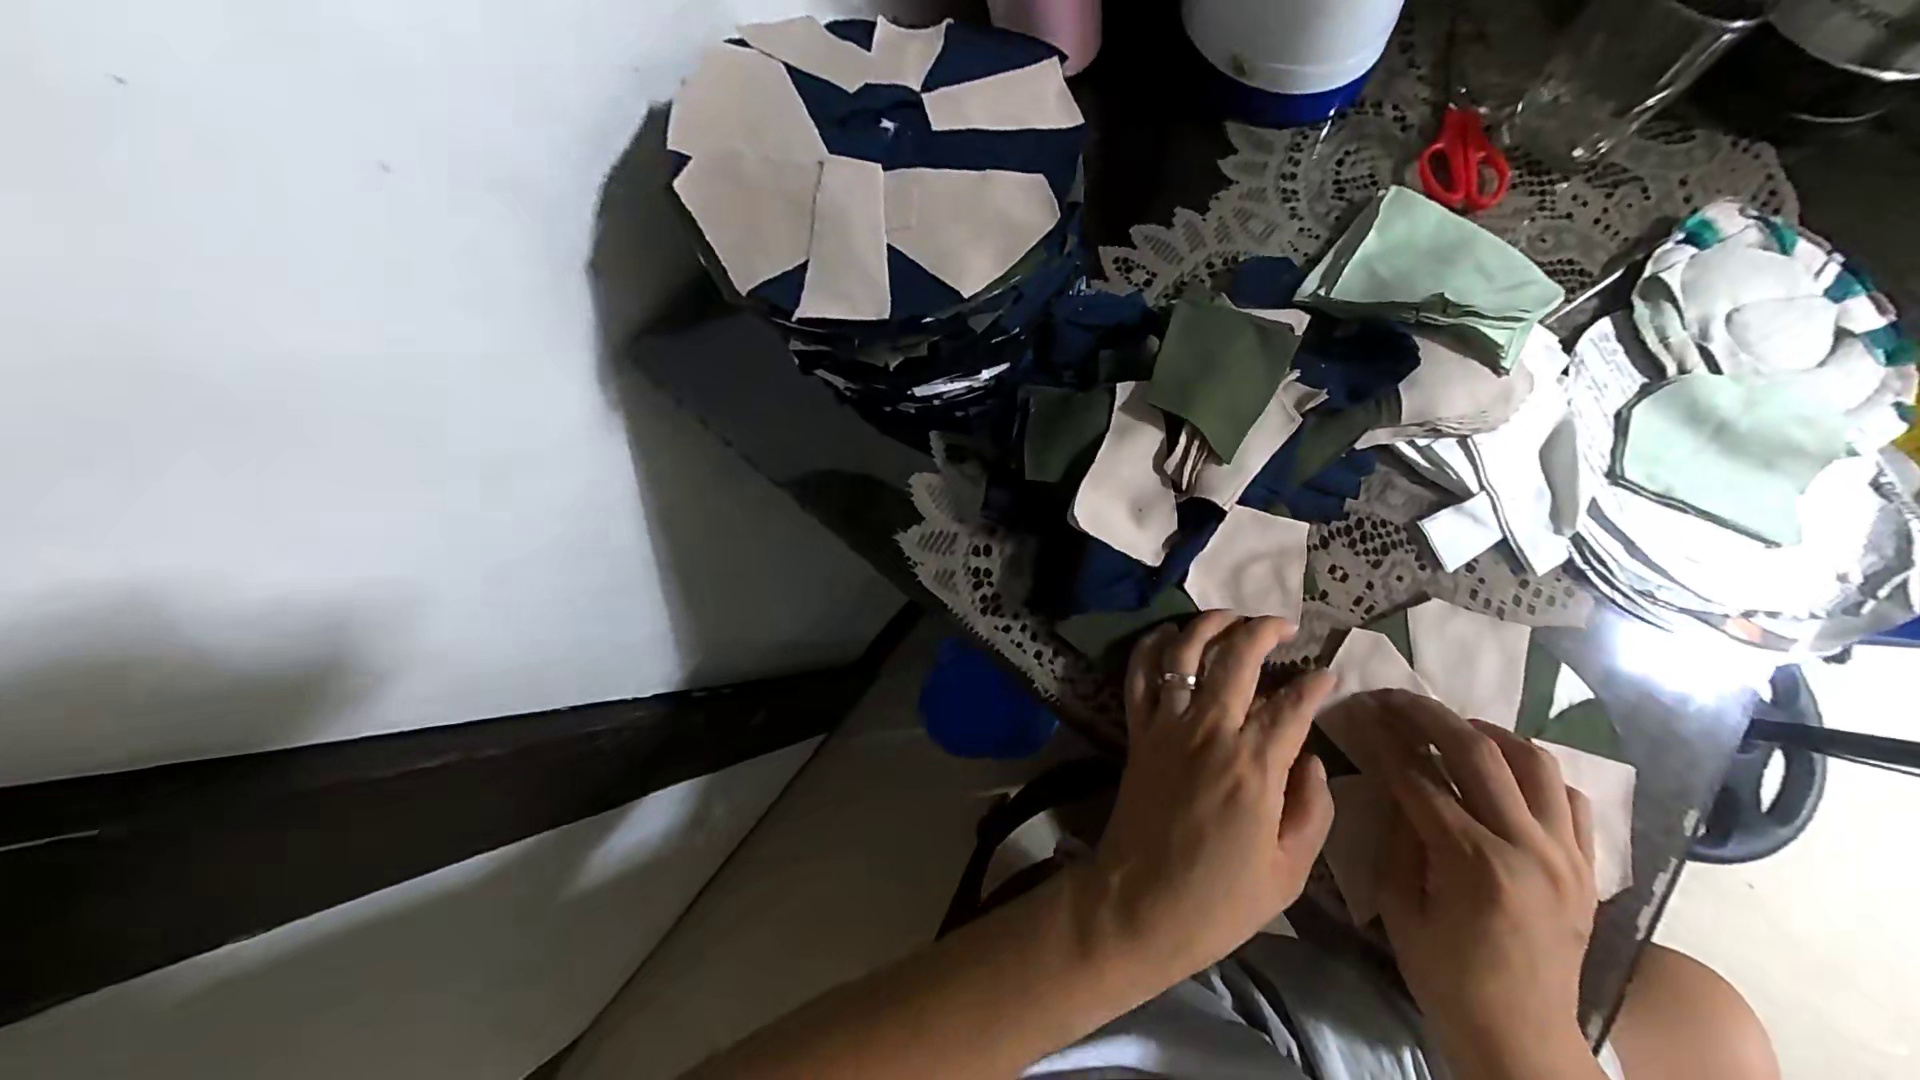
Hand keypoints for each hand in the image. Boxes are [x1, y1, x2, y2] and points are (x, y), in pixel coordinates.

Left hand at [1070, 612, 1336, 985]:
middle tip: (1284, 625)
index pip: (1292, 704)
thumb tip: (1310, 758)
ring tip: (1232, 615)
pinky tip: (1167, 635)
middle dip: (1263, 631)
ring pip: (1184, 655)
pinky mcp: (1137, 734)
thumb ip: (1311, 808)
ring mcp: (1166, 728)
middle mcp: (1209, 732)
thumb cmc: (1220, 898)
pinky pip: (1139, 678)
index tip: (1328, 673)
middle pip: (1236, 660)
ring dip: (1208, 625)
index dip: (1315, 683)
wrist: (1138, 904)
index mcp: (1254, 766)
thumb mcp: (1289, 870)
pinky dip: (1150, 649)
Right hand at [1348, 690, 1603, 1079]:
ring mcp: (1567, 856)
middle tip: (1395, 698)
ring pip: (1533, 763)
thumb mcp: (1398, 904)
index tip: (1361, 709)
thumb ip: (1398, 835)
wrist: (1521, 1034)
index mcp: (1473, 862)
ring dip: (1486, 734)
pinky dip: (1533, 774)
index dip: (1384, 738)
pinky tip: (1502, 774)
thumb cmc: (1443, 973)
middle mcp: (1529, 848)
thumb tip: (1394, 782)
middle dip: (1428, 715)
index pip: (1418, 776)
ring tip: (1452, 729)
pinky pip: (1569, 799)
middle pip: (1477, 753)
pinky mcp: (1587, 868)